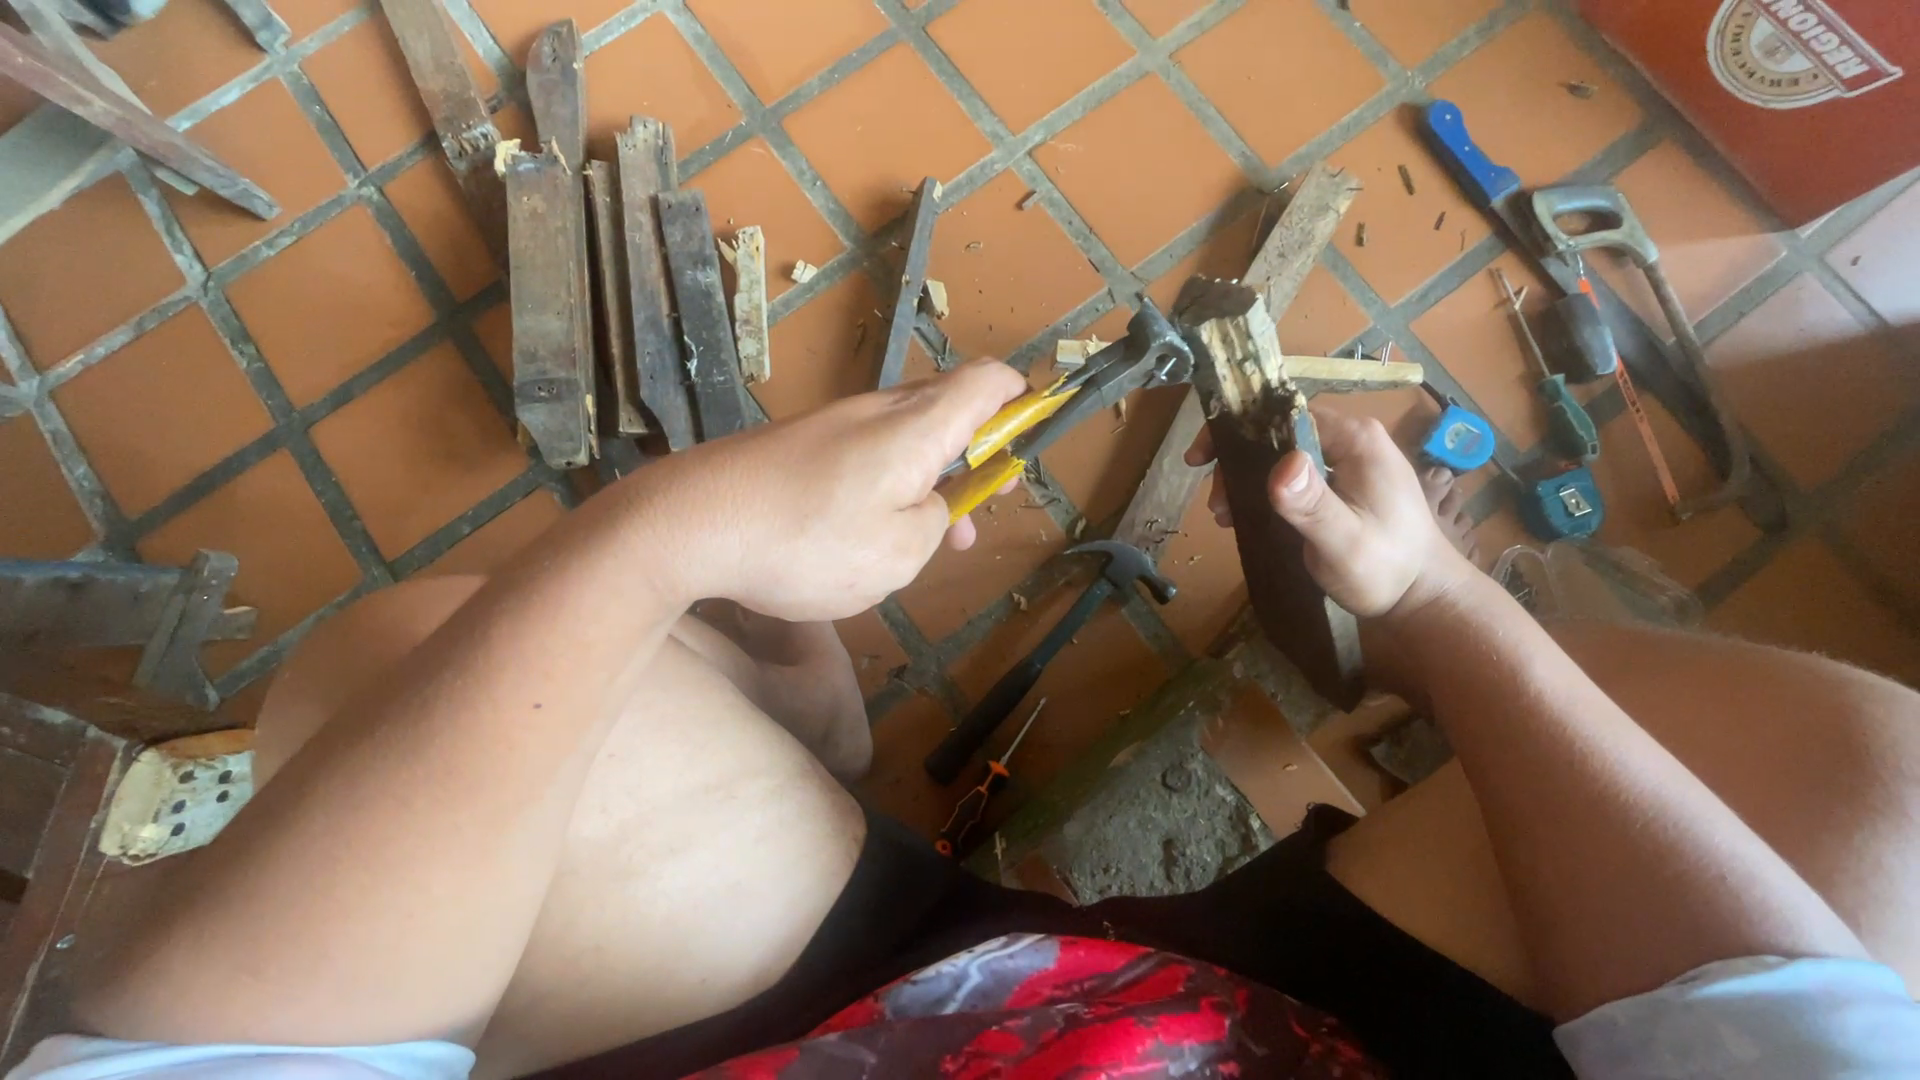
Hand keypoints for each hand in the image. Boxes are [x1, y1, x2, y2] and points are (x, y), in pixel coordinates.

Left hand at [644, 359, 1027, 622]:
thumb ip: (934, 524)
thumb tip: (931, 504)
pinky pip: (861, 452)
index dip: (1017, 400)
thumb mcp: (898, 555)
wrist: (688, 524)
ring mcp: (830, 424)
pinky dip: (883, 483)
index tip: (1027, 431)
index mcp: (916, 428)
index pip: (985, 382)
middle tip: (977, 507)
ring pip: (902, 436)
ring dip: (925, 478)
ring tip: (923, 539)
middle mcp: (876, 411)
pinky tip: (862, 533)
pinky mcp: (796, 445)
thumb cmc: (807, 543)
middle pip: (946, 406)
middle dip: (973, 454)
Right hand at [1186, 406, 1472, 618]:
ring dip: (1246, 478)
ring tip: (1224, 515)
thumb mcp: (1344, 542)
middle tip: (1216, 502)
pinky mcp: (1340, 483)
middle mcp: (1351, 440)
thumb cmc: (1386, 571)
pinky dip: (1262, 488)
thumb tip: (1280, 465)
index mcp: (1356, 439)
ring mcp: (1347, 461)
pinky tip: (1244, 515)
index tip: (1202, 460)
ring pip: (1280, 453)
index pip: (1284, 415)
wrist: (1421, 599)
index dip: (1239, 432)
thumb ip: (1313, 504)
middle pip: (1278, 432)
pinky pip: (1291, 473)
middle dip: (1238, 461)